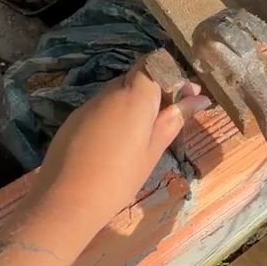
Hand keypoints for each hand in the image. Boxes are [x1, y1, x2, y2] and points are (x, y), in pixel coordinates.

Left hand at [26, 55, 210, 236]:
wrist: (66, 202)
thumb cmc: (121, 177)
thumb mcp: (155, 149)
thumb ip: (176, 118)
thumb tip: (199, 98)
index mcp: (134, 97)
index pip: (153, 63)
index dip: (171, 73)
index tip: (186, 96)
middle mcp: (110, 93)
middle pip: (136, 77)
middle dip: (156, 90)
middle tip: (172, 116)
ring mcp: (88, 105)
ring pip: (118, 92)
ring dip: (136, 103)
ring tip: (145, 134)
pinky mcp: (73, 120)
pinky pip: (102, 107)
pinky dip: (116, 115)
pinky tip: (118, 143)